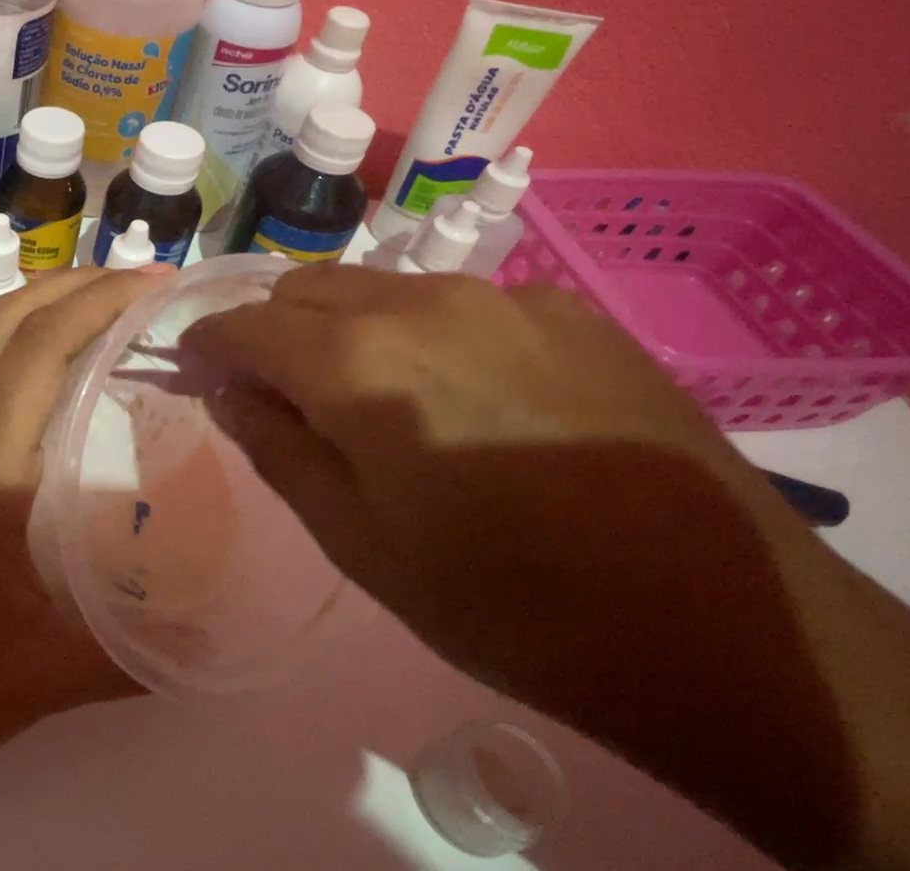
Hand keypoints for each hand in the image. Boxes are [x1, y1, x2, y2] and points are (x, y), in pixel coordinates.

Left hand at [0, 265, 172, 826]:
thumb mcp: (42, 678)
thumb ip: (128, 655)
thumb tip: (207, 636)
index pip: (39, 352)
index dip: (98, 303)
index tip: (158, 284)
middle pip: (0, 327)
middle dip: (69, 287)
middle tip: (136, 281)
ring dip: (24, 306)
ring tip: (84, 305)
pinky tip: (22, 369)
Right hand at [180, 265, 909, 867]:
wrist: (717, 621)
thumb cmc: (502, 600)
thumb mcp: (358, 541)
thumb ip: (277, 448)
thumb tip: (227, 391)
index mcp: (357, 363)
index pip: (243, 324)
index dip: (204, 345)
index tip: (191, 373)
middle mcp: (422, 303)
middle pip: (305, 289)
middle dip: (269, 332)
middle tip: (273, 395)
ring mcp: (504, 298)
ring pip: (380, 288)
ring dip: (342, 328)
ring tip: (364, 399)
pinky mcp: (568, 312)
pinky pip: (457, 303)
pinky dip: (418, 332)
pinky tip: (458, 397)